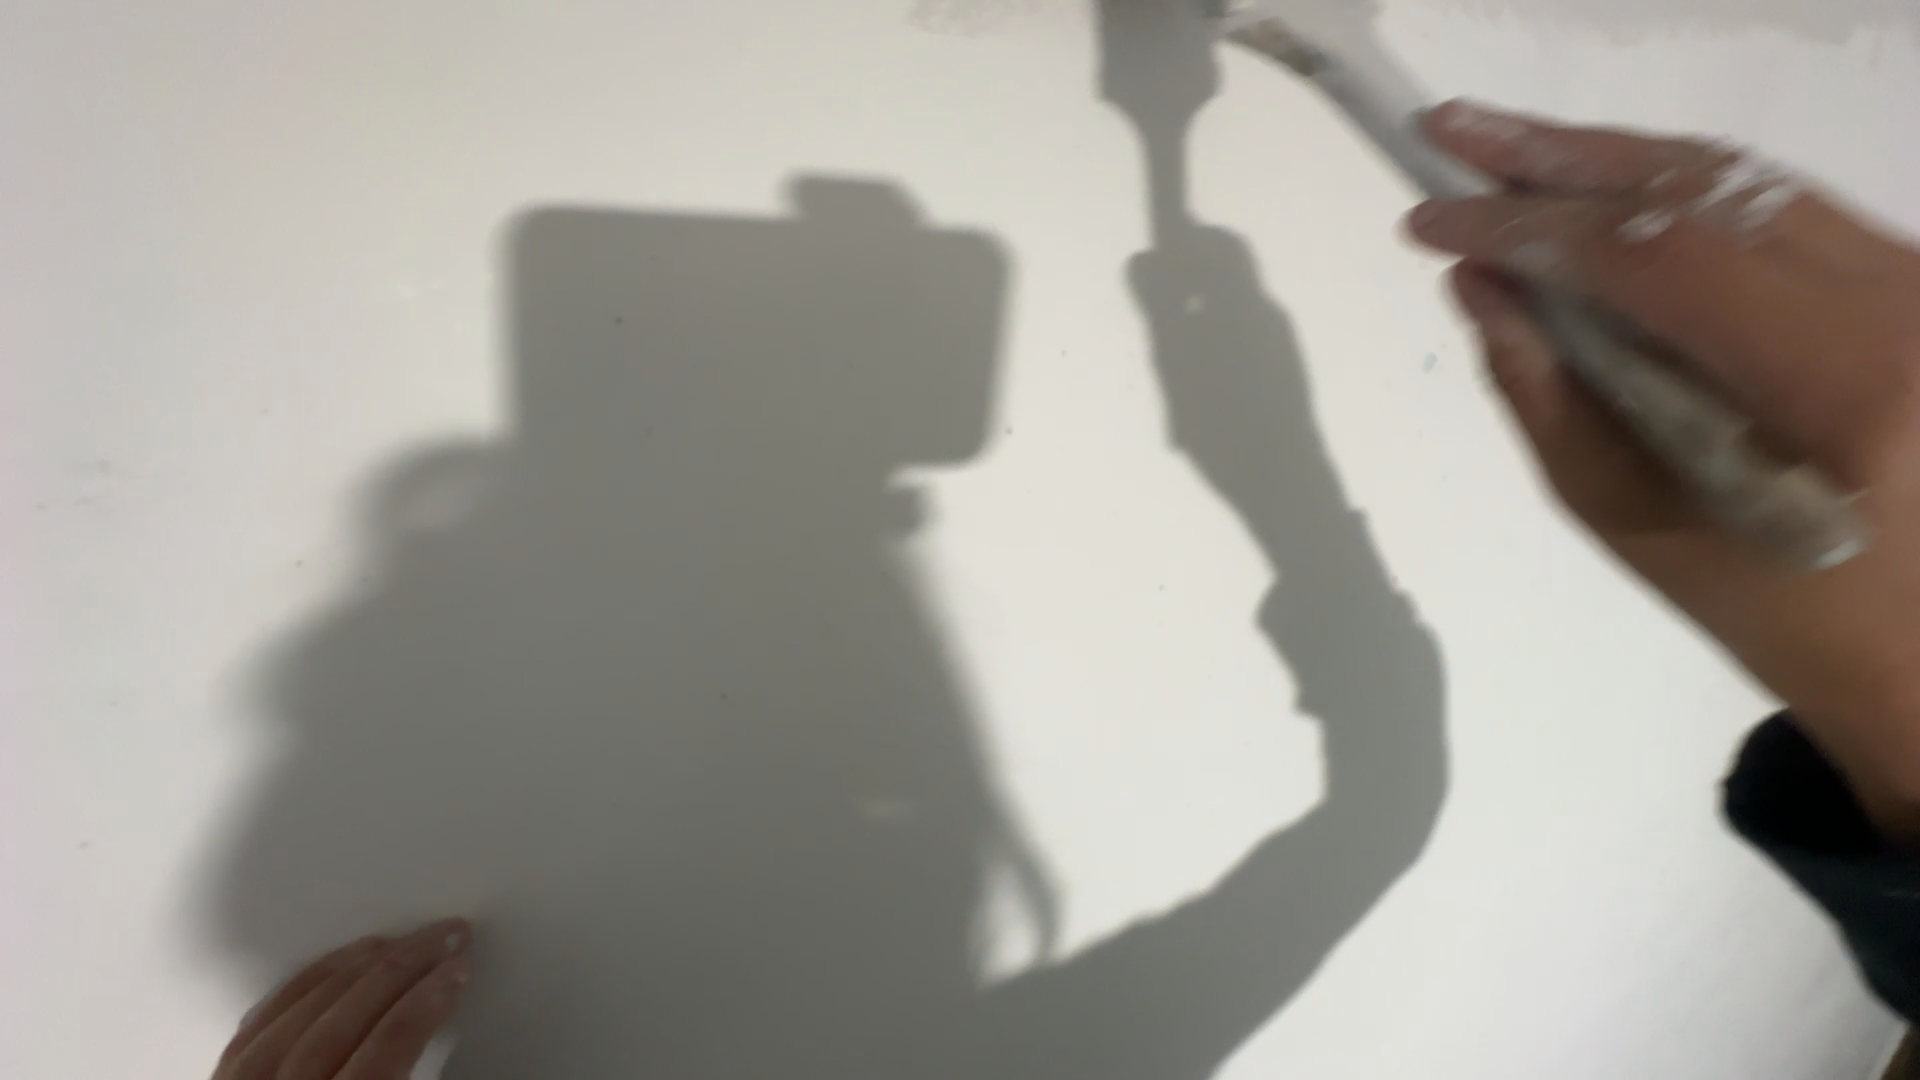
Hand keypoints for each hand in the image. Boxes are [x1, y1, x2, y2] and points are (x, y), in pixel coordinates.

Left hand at [214, 919, 473, 1079]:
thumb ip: (411, 1067)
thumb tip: (443, 1004)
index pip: (385, 1047)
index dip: (429, 1000)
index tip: (460, 966)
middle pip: (337, 1025)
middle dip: (402, 968)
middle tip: (448, 934)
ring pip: (291, 1018)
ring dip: (355, 968)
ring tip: (400, 940)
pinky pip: (252, 1028)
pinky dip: (300, 987)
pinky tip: (339, 965)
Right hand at [1404, 100, 1919, 838]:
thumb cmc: (1764, 605)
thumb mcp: (1623, 510)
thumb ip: (1544, 388)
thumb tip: (1478, 287)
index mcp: (1835, 377)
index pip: (1653, 257)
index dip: (1527, 224)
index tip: (1426, 217)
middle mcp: (1909, 295)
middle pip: (1704, 186)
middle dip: (1558, 153)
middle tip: (1450, 128)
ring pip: (1739, 183)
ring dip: (1604, 161)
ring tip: (1499, 149)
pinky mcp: (1912, 279)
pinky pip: (1767, 212)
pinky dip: (1657, 197)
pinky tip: (1585, 193)